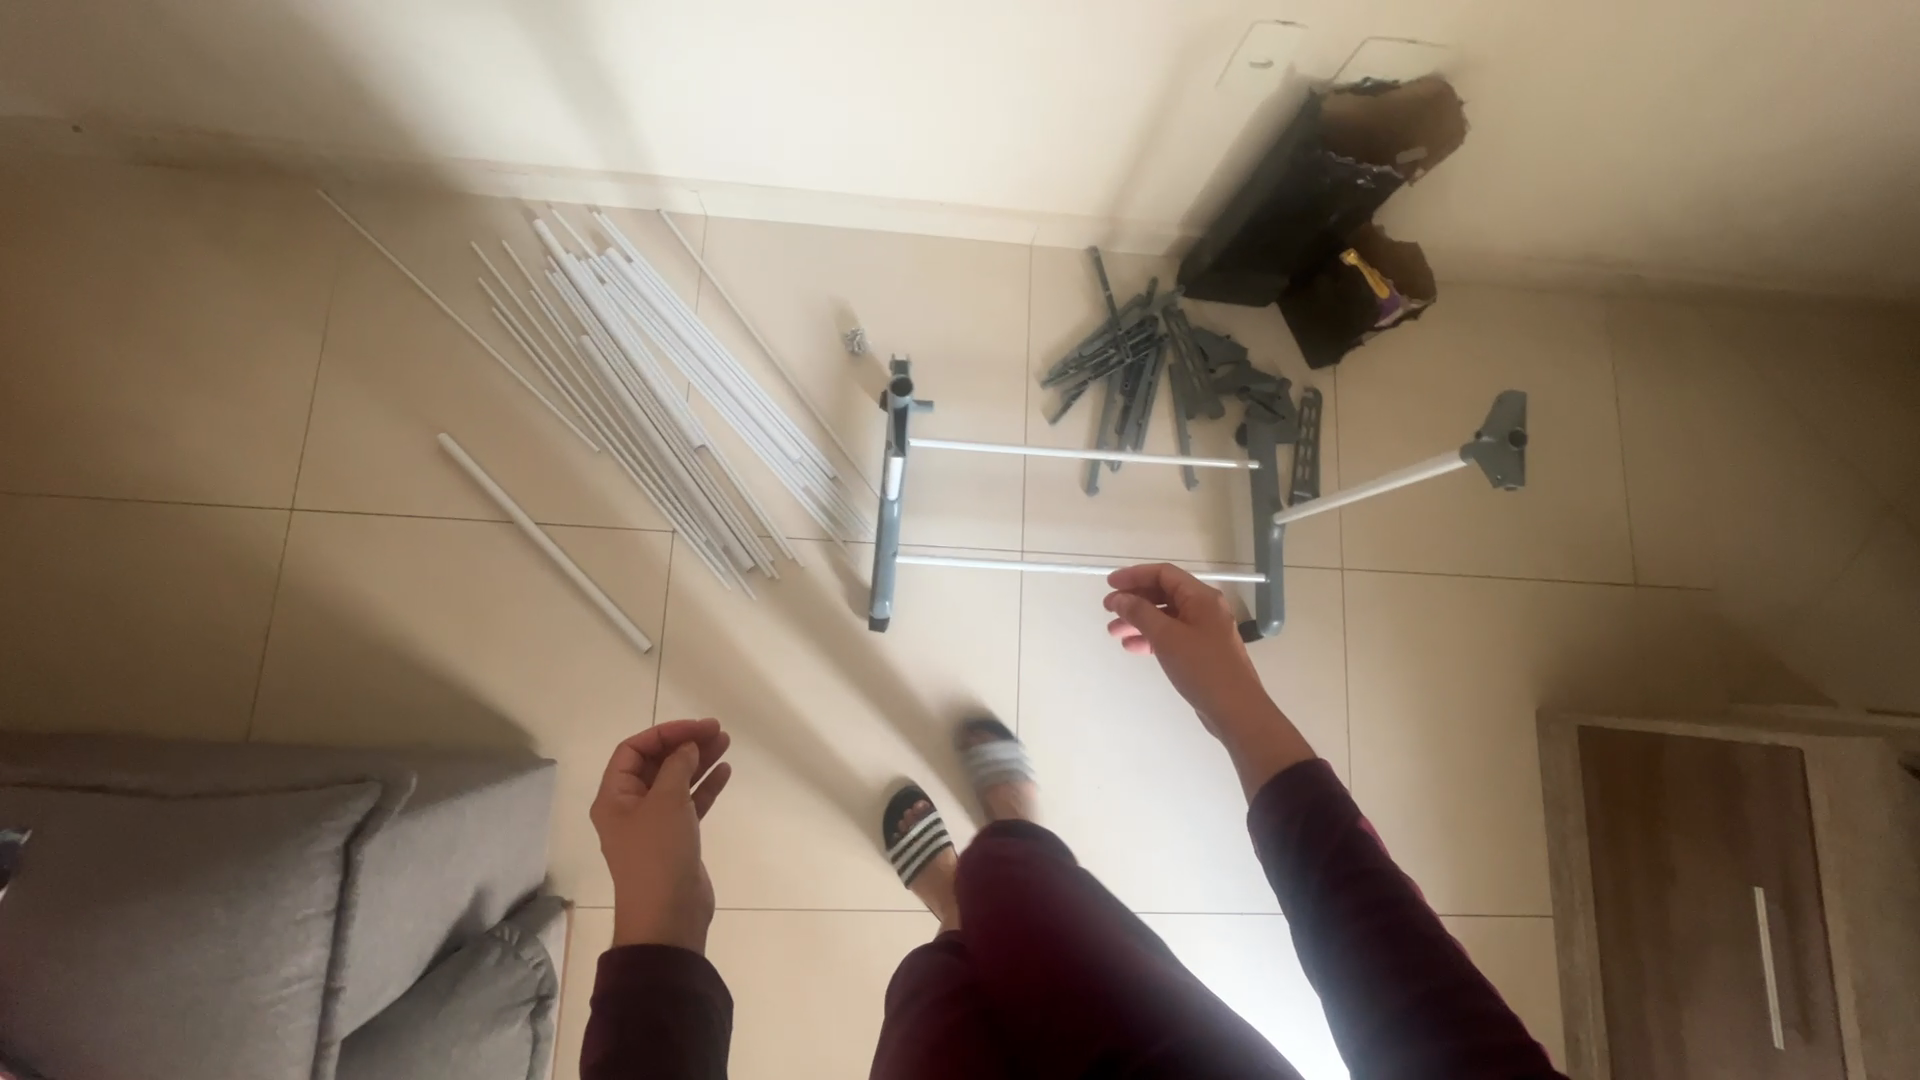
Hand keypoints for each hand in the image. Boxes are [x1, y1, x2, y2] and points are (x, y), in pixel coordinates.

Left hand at [590, 718, 732, 953]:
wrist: (668, 916)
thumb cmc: (658, 853)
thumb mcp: (666, 801)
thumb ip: (677, 766)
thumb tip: (687, 747)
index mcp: (614, 798)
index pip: (632, 751)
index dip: (663, 734)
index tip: (695, 728)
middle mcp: (630, 808)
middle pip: (656, 764)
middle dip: (685, 744)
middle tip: (717, 730)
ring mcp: (654, 824)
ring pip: (677, 781)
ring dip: (699, 761)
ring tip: (726, 743)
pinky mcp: (676, 838)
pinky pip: (690, 803)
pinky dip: (706, 786)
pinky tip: (725, 771)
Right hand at [1103, 564, 1314, 796]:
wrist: (1236, 710)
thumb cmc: (1202, 668)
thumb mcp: (1166, 637)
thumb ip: (1139, 613)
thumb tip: (1119, 598)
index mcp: (1201, 598)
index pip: (1163, 574)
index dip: (1134, 575)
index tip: (1110, 585)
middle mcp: (1204, 609)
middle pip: (1163, 594)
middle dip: (1134, 600)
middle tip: (1108, 610)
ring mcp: (1204, 631)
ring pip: (1165, 617)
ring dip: (1138, 621)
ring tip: (1113, 632)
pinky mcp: (1201, 651)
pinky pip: (1171, 636)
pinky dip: (1151, 638)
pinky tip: (1132, 647)